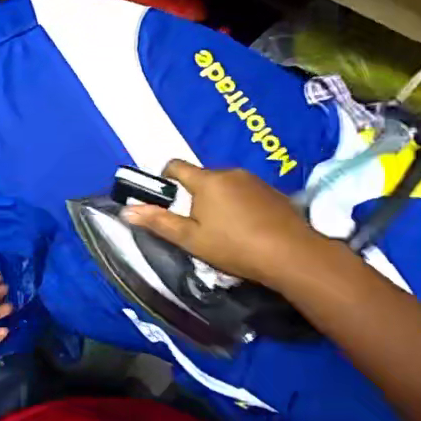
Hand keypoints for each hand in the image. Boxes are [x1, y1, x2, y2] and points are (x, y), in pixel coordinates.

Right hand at [120, 160, 332, 288]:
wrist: (293, 255)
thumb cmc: (235, 246)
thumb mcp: (191, 239)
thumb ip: (159, 222)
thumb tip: (126, 210)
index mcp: (206, 180)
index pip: (175, 166)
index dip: (164, 179)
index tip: (165, 201)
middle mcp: (229, 172)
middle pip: (201, 178)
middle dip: (194, 197)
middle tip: (196, 226)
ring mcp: (255, 180)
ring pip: (225, 185)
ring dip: (218, 201)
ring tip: (223, 231)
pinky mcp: (274, 192)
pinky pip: (246, 193)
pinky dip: (240, 206)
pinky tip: (247, 230)